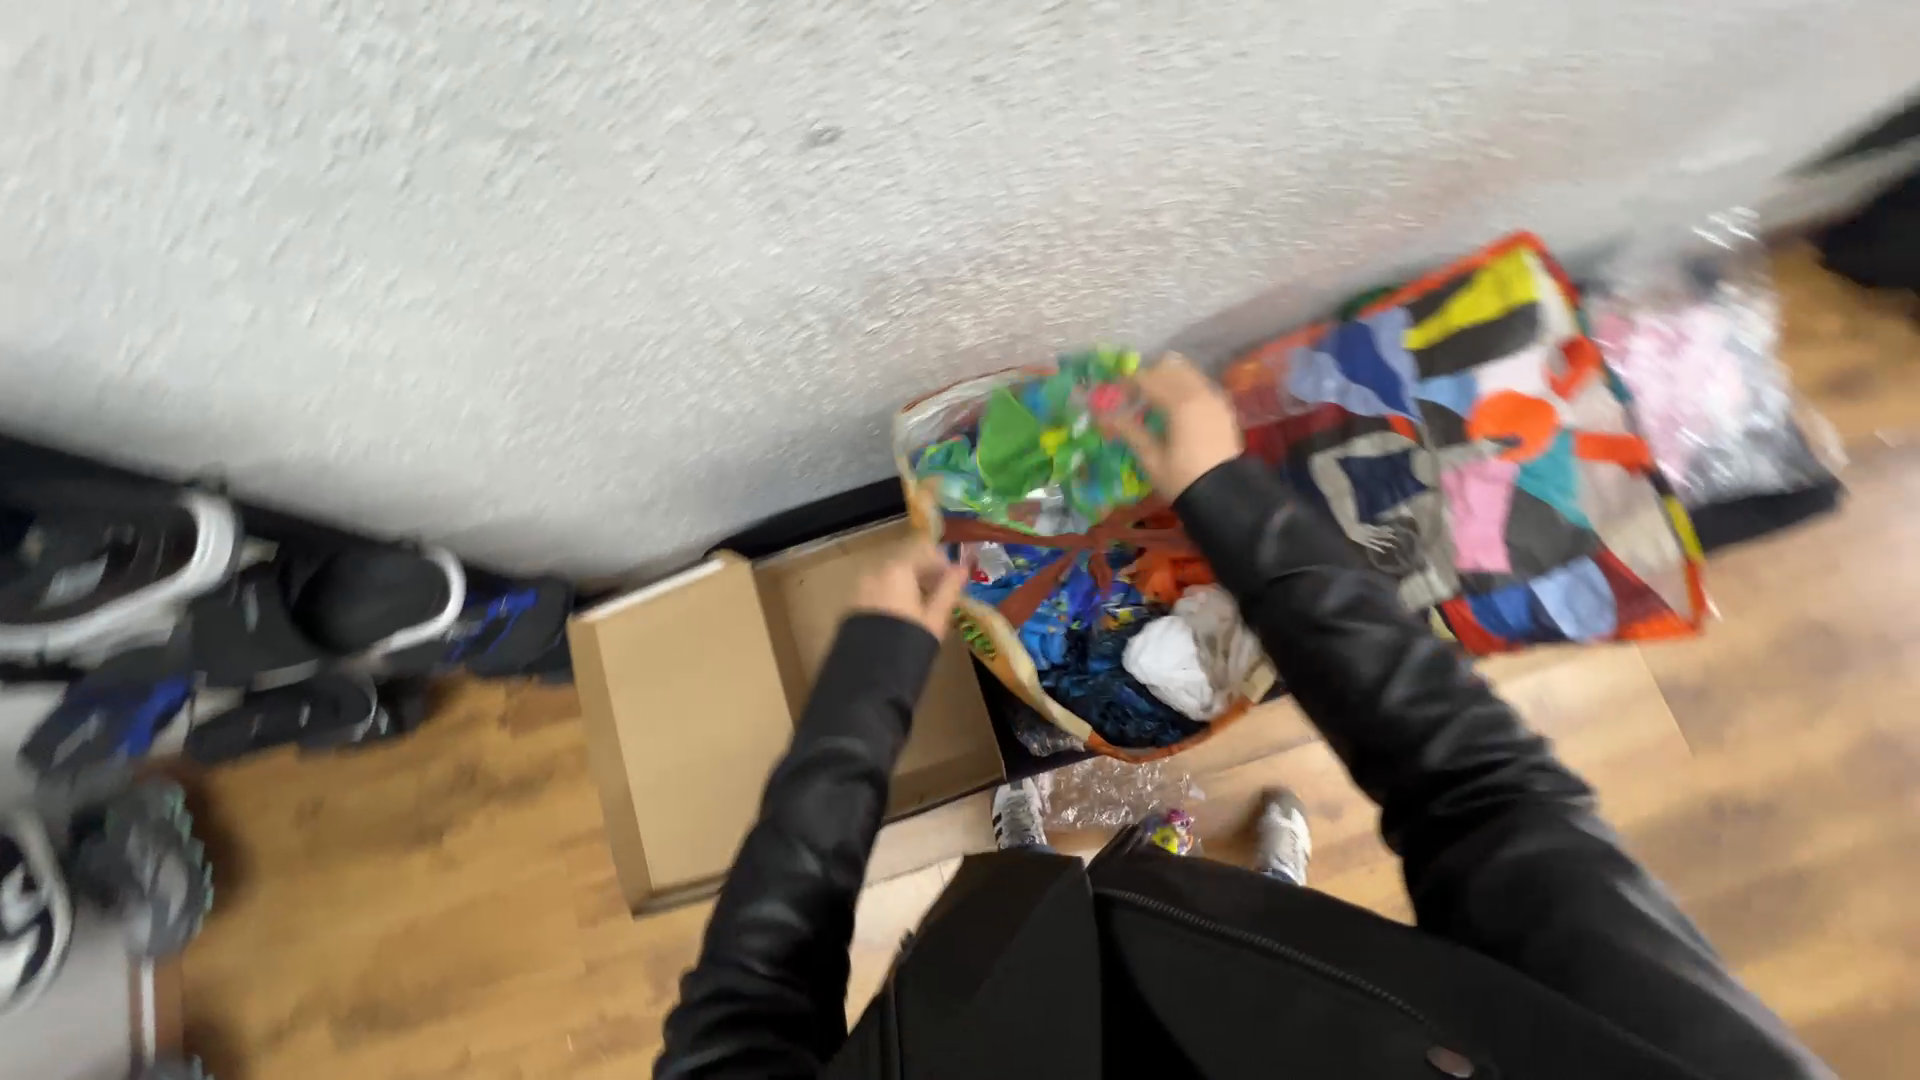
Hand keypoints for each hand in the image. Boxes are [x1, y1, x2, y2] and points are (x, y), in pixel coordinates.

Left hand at [854, 543, 969, 639]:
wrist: (870, 674)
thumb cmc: (909, 641)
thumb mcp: (935, 617)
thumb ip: (949, 588)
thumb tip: (963, 568)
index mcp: (897, 569)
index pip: (924, 550)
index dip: (942, 563)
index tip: (953, 581)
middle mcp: (874, 572)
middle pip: (904, 561)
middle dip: (923, 574)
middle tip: (938, 596)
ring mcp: (859, 588)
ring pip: (889, 576)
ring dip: (907, 586)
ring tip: (920, 611)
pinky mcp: (851, 605)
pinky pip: (876, 590)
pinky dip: (890, 595)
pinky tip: (900, 617)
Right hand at [1102, 352, 1243, 498]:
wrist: (1224, 494)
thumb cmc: (1182, 479)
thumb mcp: (1151, 458)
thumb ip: (1129, 431)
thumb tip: (1104, 417)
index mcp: (1180, 405)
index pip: (1148, 380)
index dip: (1127, 383)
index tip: (1113, 392)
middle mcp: (1200, 394)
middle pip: (1169, 368)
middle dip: (1147, 376)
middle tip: (1131, 395)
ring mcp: (1215, 399)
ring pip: (1187, 372)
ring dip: (1166, 379)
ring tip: (1152, 400)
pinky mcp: (1223, 408)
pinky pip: (1200, 384)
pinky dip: (1183, 387)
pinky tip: (1173, 407)